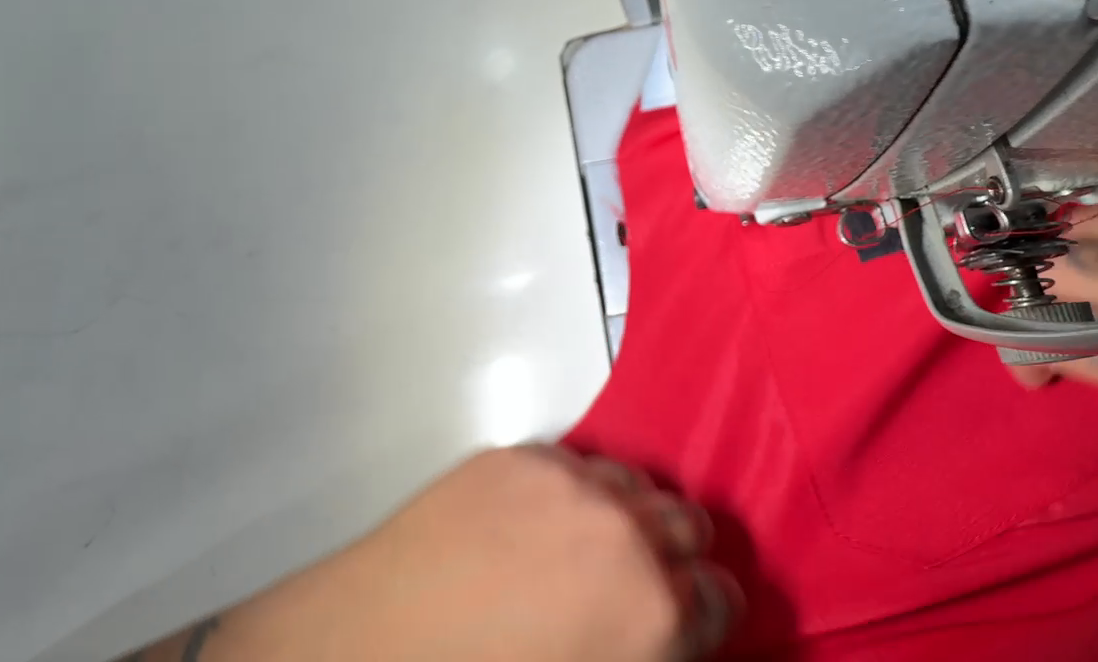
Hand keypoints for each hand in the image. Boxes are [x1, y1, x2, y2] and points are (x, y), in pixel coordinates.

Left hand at [148, 445, 739, 661]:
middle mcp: (624, 532)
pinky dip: (569, 488)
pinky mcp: (519, 455)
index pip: (721, 598)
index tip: (689, 615)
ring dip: (624, 510)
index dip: (705, 612)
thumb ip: (642, 650)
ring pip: (633, 478)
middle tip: (639, 577)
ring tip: (585, 541)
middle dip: (673, 552)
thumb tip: (663, 629)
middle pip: (687, 521)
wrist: (377, 647)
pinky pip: (571, 462)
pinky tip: (535, 519)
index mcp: (653, 612)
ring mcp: (569, 483)